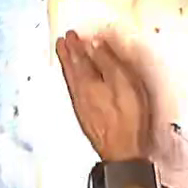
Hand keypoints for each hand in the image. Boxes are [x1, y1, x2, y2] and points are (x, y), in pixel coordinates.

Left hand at [56, 30, 153, 161]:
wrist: (122, 153)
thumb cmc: (127, 114)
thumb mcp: (123, 81)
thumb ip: (108, 61)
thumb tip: (93, 42)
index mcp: (88, 81)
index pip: (78, 58)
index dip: (74, 45)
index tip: (69, 34)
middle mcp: (80, 93)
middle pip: (70, 69)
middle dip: (66, 54)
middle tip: (61, 42)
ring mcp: (81, 107)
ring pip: (70, 81)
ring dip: (67, 66)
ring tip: (64, 57)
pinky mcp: (86, 118)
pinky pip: (74, 91)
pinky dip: (71, 80)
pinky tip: (74, 82)